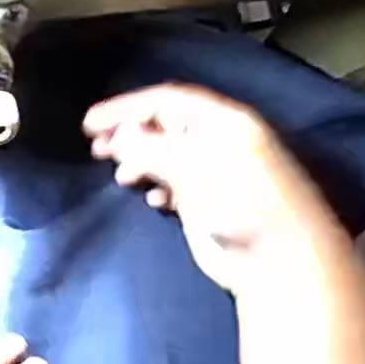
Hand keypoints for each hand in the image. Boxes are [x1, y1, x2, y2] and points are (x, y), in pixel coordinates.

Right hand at [84, 84, 352, 296]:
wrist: (275, 261)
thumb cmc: (242, 209)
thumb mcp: (198, 171)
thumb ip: (157, 151)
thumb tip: (118, 137)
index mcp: (222, 123)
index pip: (167, 102)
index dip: (126, 108)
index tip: (89, 124)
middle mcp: (217, 141)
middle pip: (164, 127)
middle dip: (128, 133)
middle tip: (95, 148)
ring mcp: (212, 173)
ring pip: (166, 156)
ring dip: (139, 162)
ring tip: (119, 177)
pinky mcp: (208, 203)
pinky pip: (174, 186)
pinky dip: (157, 188)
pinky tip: (150, 201)